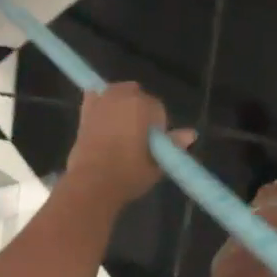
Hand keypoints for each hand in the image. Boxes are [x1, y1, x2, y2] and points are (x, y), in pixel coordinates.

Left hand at [66, 82, 195, 204]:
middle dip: (140, 111)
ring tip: (121, 128)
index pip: (158, 109)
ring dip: (122, 104)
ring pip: (117, 92)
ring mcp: (102, 101)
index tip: (152, 144)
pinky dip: (100, 101)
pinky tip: (102, 114)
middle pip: (138, 96)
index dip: (157, 127)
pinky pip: (95, 96)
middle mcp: (123, 96)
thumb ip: (173, 144)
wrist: (92, 183)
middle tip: (137, 137)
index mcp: (144, 106)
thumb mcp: (156, 164)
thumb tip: (191, 134)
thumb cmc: (128, 174)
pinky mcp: (84, 110)